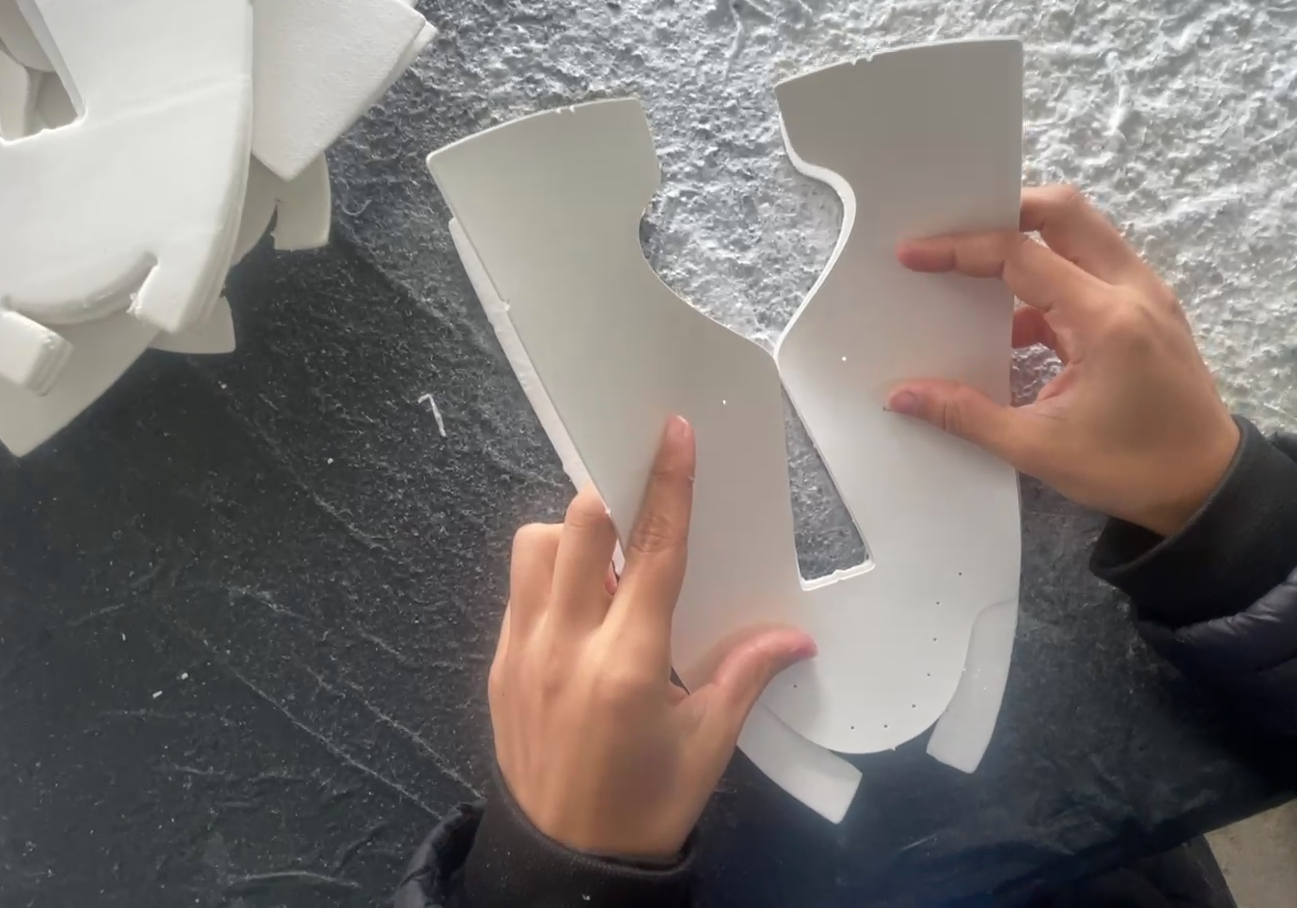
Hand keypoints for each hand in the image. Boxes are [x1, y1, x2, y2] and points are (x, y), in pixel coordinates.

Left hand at [488, 417, 816, 857]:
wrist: (563, 869)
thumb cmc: (646, 803)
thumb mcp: (707, 746)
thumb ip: (745, 676)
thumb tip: (798, 637)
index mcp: (628, 663)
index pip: (654, 551)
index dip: (668, 485)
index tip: (672, 432)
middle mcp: (566, 644)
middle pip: (579, 527)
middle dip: (610, 495)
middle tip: (637, 509)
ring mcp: (521, 652)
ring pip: (534, 546)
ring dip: (572, 535)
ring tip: (607, 569)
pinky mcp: (498, 664)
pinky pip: (518, 587)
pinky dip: (550, 573)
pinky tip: (580, 608)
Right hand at [886, 184, 1238, 535]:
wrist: (1209, 488)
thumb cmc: (1131, 470)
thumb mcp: (1038, 447)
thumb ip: (965, 414)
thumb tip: (902, 396)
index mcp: (1107, 319)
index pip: (1021, 255)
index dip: (961, 248)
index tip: (915, 253)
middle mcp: (1132, 290)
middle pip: (1065, 212)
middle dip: (1005, 210)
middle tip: (956, 230)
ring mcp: (1144, 294)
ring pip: (1081, 233)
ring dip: (1028, 239)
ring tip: (976, 266)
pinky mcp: (1143, 309)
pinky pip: (1088, 269)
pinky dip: (1046, 279)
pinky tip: (1013, 323)